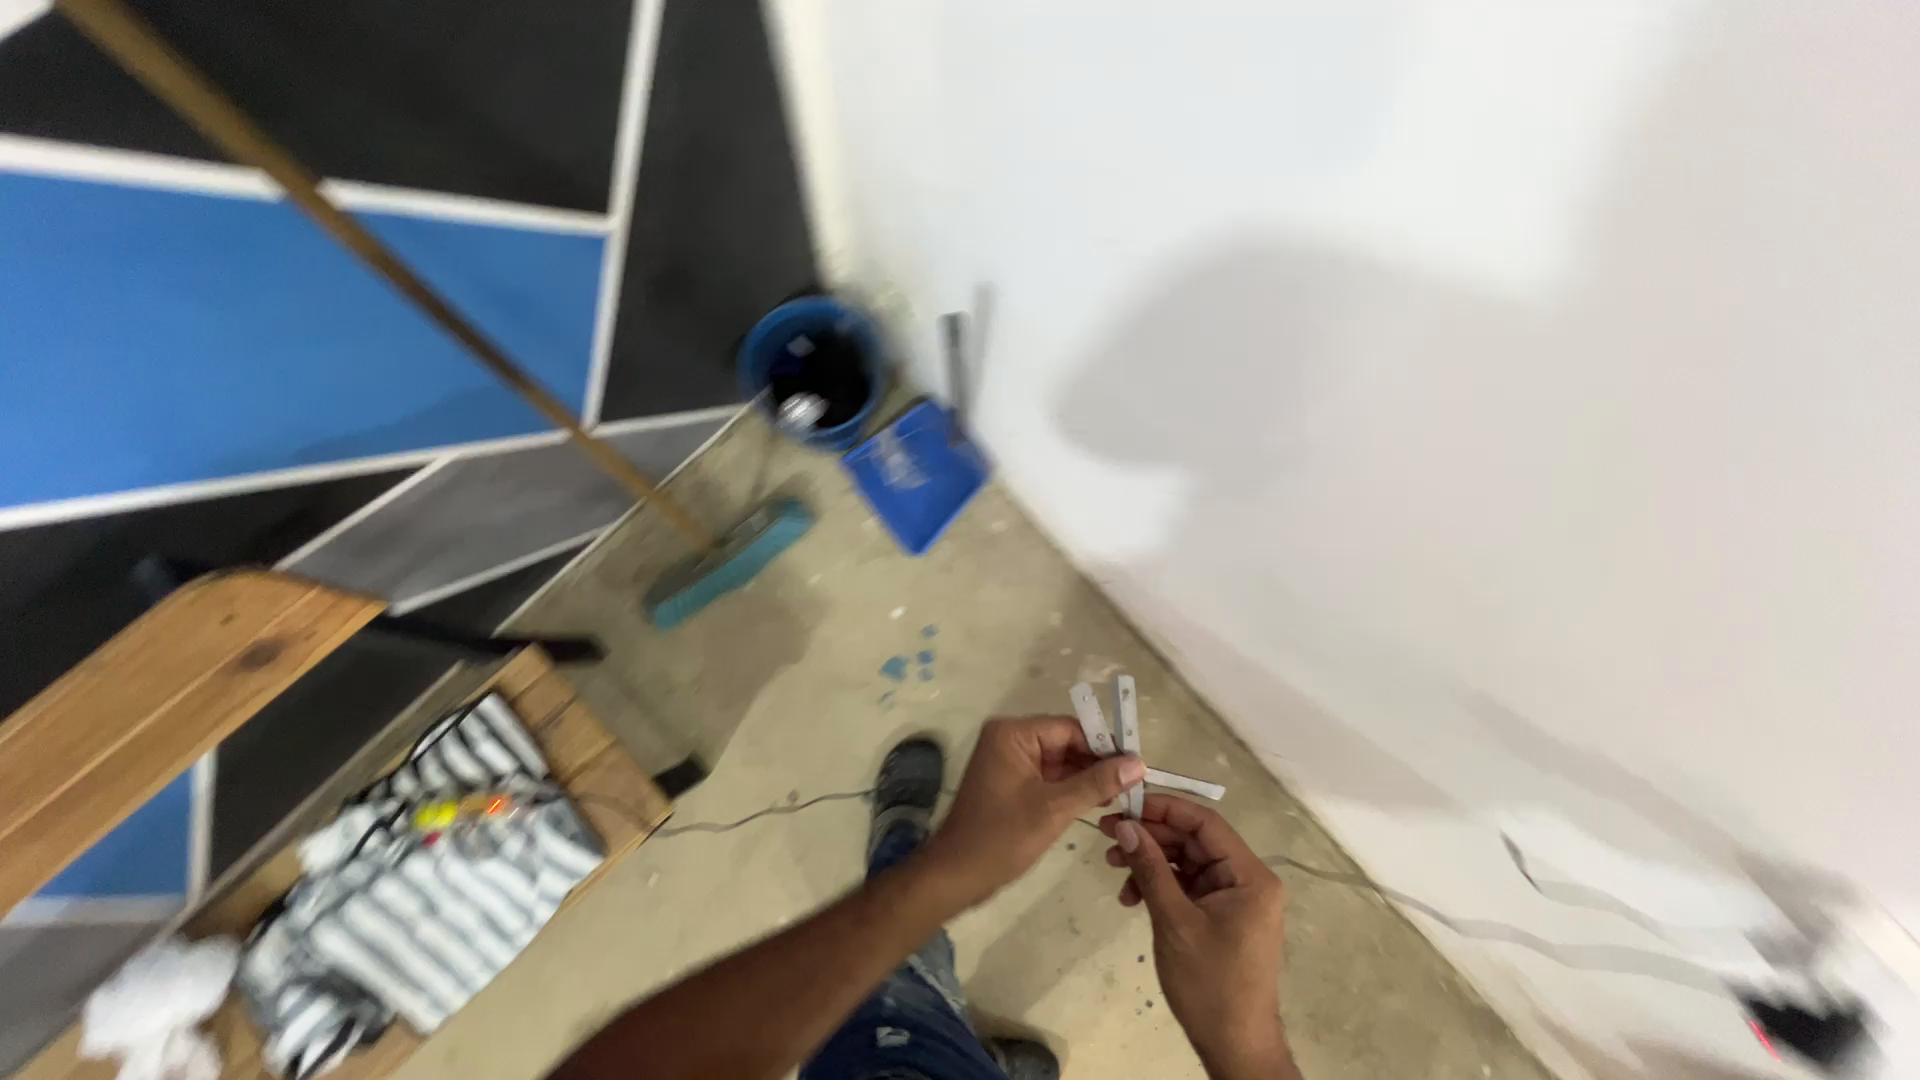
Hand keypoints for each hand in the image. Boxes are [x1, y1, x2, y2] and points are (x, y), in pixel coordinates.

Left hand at [921, 716, 1143, 907]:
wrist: (956, 875)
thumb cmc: (1002, 837)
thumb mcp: (1055, 808)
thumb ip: (1097, 782)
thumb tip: (1139, 762)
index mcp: (1012, 733)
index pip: (1069, 728)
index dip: (1104, 744)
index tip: (1138, 763)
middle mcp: (1009, 738)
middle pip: (1065, 742)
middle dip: (1098, 761)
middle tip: (1137, 782)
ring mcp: (1009, 760)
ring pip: (1060, 760)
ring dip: (1088, 776)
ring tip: (1126, 794)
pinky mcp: (1012, 782)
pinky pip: (1049, 776)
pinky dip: (1072, 787)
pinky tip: (1101, 801)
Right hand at [1101, 795, 1296, 1079]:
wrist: (1234, 1046)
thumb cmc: (1211, 983)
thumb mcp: (1175, 921)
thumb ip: (1150, 868)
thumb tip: (1125, 825)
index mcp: (1249, 875)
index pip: (1205, 823)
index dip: (1164, 808)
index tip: (1126, 805)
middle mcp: (1245, 879)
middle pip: (1192, 840)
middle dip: (1149, 836)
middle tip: (1107, 833)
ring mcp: (1231, 897)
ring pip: (1183, 860)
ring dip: (1147, 861)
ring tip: (1112, 865)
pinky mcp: (1217, 914)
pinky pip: (1184, 884)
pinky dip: (1156, 885)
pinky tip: (1130, 897)